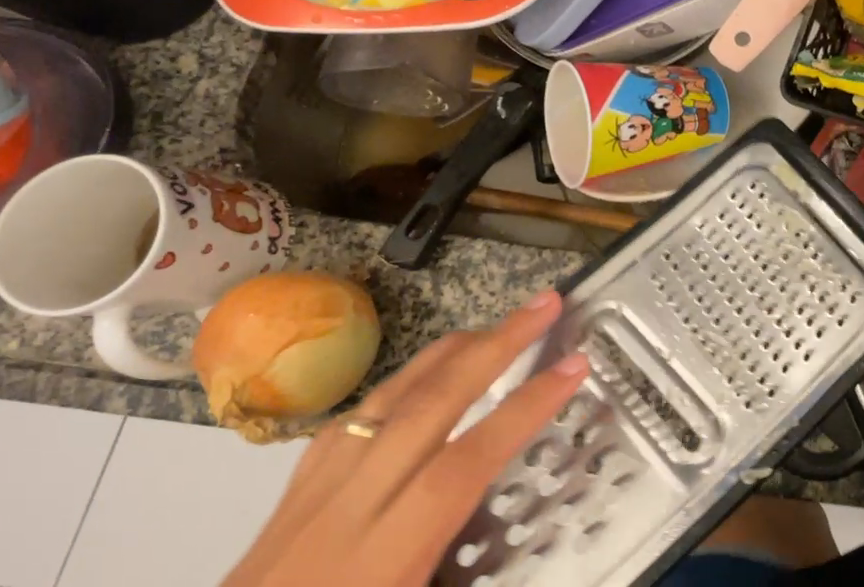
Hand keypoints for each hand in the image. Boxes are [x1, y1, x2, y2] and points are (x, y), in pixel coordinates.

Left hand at [224, 291, 587, 586]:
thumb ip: (461, 575)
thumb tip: (519, 545)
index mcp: (379, 560)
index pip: (463, 465)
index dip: (523, 410)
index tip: (574, 368)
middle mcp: (343, 514)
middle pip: (427, 408)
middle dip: (494, 346)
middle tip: (546, 303)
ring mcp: (310, 497)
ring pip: (386, 402)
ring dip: (450, 352)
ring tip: (499, 323)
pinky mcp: (289, 495)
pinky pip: (350, 420)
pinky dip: (399, 385)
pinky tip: (422, 378)